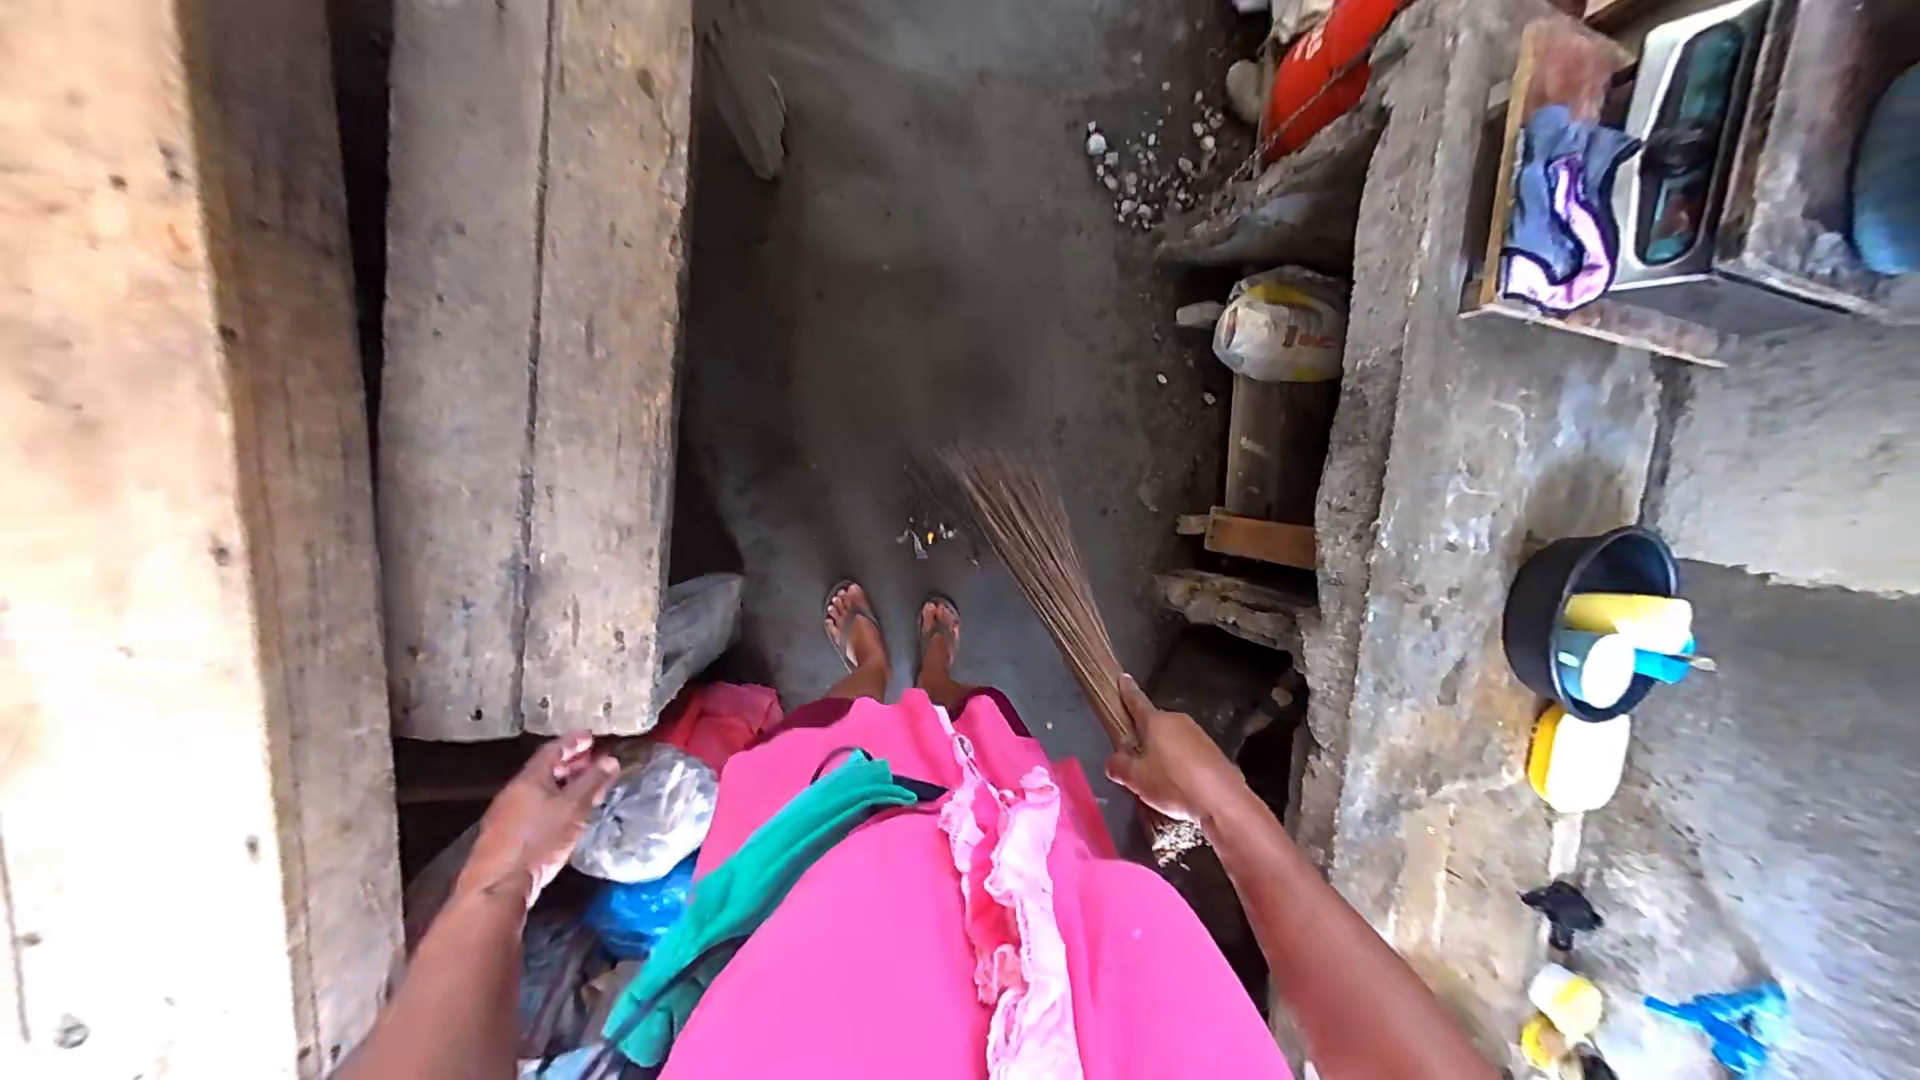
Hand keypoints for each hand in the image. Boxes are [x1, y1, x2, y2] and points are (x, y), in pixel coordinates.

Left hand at [454, 731, 620, 908]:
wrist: (496, 888)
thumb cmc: (539, 841)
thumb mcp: (574, 808)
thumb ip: (593, 782)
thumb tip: (610, 760)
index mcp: (529, 779)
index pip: (552, 750)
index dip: (573, 741)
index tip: (591, 737)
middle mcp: (514, 792)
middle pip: (544, 769)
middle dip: (570, 762)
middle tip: (592, 761)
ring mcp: (506, 815)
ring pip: (539, 789)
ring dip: (562, 783)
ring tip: (584, 787)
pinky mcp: (505, 837)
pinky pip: (533, 807)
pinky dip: (553, 801)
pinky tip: (565, 814)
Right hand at [1105, 675, 1247, 823]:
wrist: (1223, 804)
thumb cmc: (1174, 785)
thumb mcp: (1135, 779)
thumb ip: (1118, 766)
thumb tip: (1113, 762)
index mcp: (1156, 721)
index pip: (1136, 700)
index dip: (1126, 690)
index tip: (1123, 678)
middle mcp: (1178, 721)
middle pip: (1154, 725)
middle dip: (1144, 739)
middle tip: (1136, 761)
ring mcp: (1199, 735)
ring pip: (1172, 740)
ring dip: (1164, 754)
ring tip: (1160, 780)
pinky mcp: (1214, 752)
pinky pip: (1190, 754)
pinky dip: (1182, 765)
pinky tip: (1181, 786)